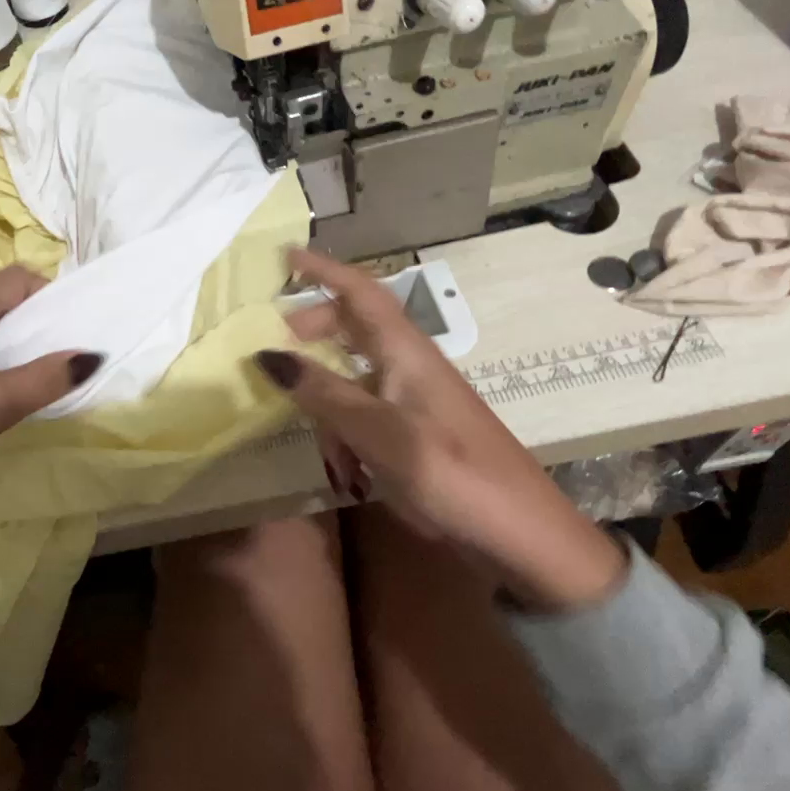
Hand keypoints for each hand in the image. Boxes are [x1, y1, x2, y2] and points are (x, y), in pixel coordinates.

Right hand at [253, 249, 626, 609]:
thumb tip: (267, 354)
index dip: (324, 270)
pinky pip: (367, 415)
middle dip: (317, 329)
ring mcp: (417, 402)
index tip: (286, 255)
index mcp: (407, 353)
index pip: (361, 292)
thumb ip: (324, 393)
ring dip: (328, 399)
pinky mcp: (419, 434)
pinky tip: (347, 473)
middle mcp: (411, 367)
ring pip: (357, 376)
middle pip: (356, 326)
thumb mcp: (380, 434)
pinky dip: (347, 433)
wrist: (522, 535)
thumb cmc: (454, 476)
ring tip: (316, 440)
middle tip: (280, 342)